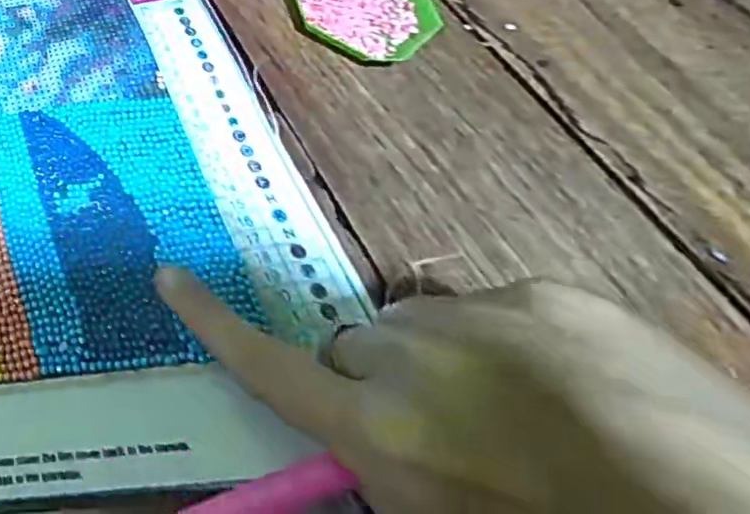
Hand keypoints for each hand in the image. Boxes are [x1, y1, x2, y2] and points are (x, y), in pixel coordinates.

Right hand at [157, 269, 749, 513]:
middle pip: (352, 346)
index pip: (268, 365)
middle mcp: (411, 359)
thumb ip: (387, 472)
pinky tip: (583, 390)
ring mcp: (481, 316)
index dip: (210, 322)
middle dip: (376, 379)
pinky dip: (513, 343)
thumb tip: (358, 440)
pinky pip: (496, 310)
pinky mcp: (551, 295)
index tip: (167, 276)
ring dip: (443, 359)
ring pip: (420, 323)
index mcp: (386, 432)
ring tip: (527, 413)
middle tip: (445, 432)